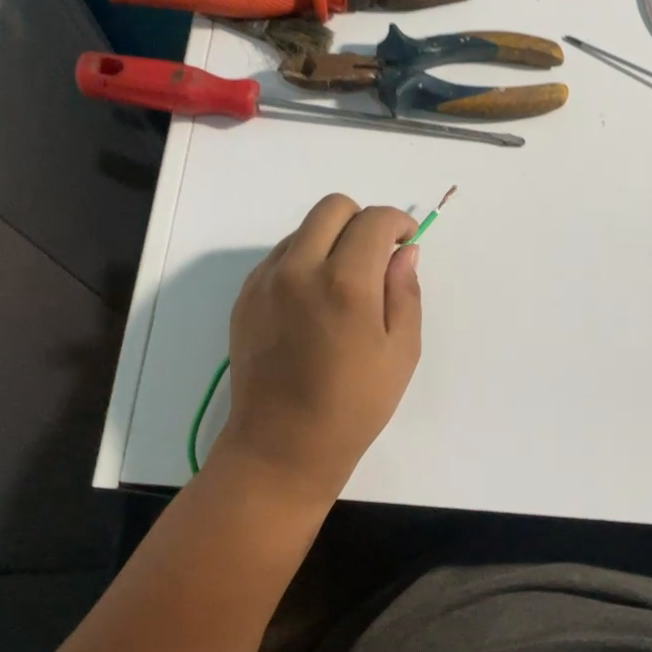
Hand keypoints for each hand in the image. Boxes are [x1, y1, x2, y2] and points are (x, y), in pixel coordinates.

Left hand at [215, 194, 422, 495]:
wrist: (283, 444)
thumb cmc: (354, 405)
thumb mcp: (401, 352)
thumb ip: (405, 292)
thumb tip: (404, 252)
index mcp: (345, 283)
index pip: (374, 221)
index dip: (398, 224)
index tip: (406, 243)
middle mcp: (300, 269)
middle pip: (332, 207)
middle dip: (362, 221)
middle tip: (376, 257)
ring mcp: (266, 281)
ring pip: (303, 230)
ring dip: (330, 241)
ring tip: (343, 286)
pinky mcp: (246, 297)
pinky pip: (279, 257)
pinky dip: (303, 262)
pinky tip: (314, 304)